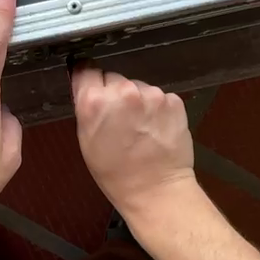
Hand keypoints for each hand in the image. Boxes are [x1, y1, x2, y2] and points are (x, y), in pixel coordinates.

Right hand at [72, 63, 196, 215]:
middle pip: (114, 78)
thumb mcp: (86, 139)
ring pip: (137, 87)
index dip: (88, 80)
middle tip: (118, 119)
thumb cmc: (115, 172)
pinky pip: (159, 97)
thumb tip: (87, 88)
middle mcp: (123, 91)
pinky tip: (155, 128)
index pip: (86, 70)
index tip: (92, 88)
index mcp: (95, 101)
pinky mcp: (173, 101)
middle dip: (114, 94)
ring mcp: (151, 94)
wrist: (155, 190)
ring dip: (137, 101)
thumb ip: (86, 108)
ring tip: (139, 127)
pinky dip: (156, 108)